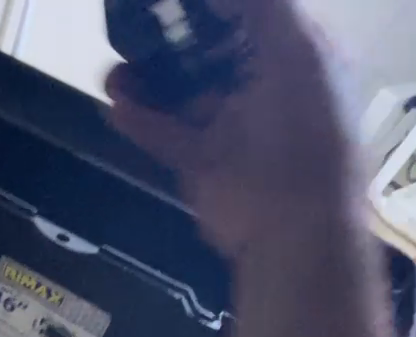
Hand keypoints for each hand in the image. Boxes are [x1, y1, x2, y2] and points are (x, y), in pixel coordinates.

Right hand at [105, 0, 354, 257]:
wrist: (290, 234)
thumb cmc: (302, 138)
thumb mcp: (294, 53)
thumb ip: (263, 8)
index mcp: (295, 55)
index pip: (251, 14)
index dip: (212, 6)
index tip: (173, 2)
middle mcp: (263, 87)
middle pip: (210, 53)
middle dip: (171, 40)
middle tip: (135, 30)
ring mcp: (230, 131)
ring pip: (183, 96)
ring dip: (147, 83)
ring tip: (113, 74)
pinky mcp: (203, 168)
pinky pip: (167, 138)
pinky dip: (141, 123)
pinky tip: (115, 106)